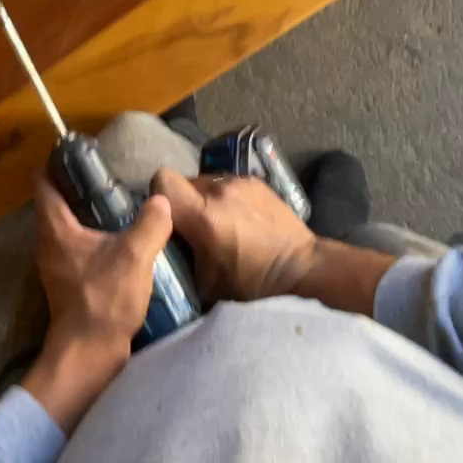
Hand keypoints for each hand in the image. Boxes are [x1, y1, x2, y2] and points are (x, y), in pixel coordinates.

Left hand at [22, 176, 172, 431]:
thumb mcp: (135, 256)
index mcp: (54, 226)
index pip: (45, 180)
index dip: (59, 161)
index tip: (83, 152)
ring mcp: (55, 260)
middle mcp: (47, 239)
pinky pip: (75, 243)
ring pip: (66, 223)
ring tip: (119, 203)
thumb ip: (150, 223)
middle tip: (110, 175)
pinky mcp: (66, 277)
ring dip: (87, 212)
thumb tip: (161, 200)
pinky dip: (92, 234)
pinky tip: (119, 237)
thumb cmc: (105, 299)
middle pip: (56, 200)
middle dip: (79, 185)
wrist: (89, 352)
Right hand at [151, 169, 319, 301]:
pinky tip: (239, 220)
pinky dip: (226, 199)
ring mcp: (240, 182)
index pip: (163, 180)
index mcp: (204, 216)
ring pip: (205, 182)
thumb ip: (181, 257)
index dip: (159, 195)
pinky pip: (227, 184)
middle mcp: (220, 191)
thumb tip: (163, 247)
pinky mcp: (256, 181)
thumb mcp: (206, 282)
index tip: (165, 216)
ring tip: (219, 224)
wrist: (304, 267)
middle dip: (183, 202)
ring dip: (204, 200)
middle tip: (193, 227)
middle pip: (183, 182)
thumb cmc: (253, 281)